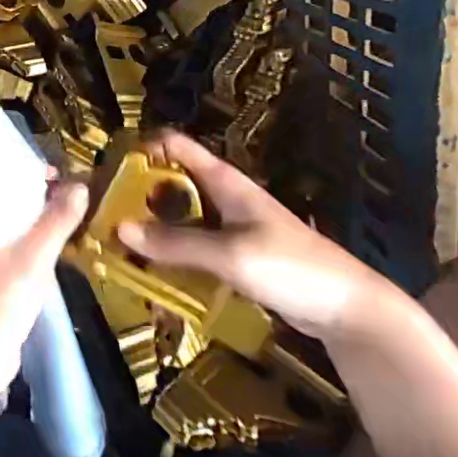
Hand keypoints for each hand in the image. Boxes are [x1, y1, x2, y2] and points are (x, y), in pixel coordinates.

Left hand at [0, 178, 88, 391]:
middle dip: (24, 180)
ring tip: (62, 197)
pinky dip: (26, 224)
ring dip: (28, 203)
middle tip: (61, 180)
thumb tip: (81, 185)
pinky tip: (49, 225)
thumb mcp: (31, 261)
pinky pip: (5, 230)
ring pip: (1, 210)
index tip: (44, 162)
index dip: (9, 159)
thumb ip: (56, 222)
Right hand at [115, 131, 399, 341]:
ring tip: (120, 242)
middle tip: (105, 211)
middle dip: (138, 193)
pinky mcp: (235, 256)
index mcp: (223, 181)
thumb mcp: (230, 255)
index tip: (110, 167)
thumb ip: (176, 245)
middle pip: (171, 182)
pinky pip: (192, 246)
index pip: (175, 145)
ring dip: (153, 227)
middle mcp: (222, 196)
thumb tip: (120, 229)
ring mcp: (229, 227)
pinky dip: (172, 252)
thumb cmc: (293, 267)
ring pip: (179, 217)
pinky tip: (154, 269)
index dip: (142, 147)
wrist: (353, 311)